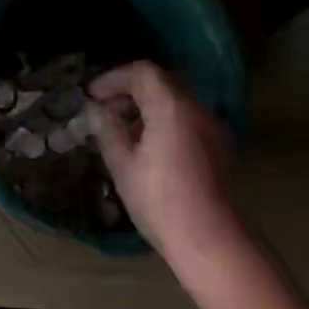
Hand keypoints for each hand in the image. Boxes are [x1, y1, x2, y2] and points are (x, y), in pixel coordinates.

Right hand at [89, 61, 240, 260]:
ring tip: (121, 132)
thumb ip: (108, 132)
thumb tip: (97, 113)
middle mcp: (198, 108)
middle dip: (129, 92)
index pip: (143, 73)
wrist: (205, 235)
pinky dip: (163, 122)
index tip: (91, 96)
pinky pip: (187, 121)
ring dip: (146, 108)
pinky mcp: (218, 147)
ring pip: (176, 102)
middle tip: (103, 112)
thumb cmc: (158, 200)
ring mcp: (212, 127)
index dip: (113, 79)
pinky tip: (147, 147)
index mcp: (172, 107)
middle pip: (162, 84)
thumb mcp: (123, 166)